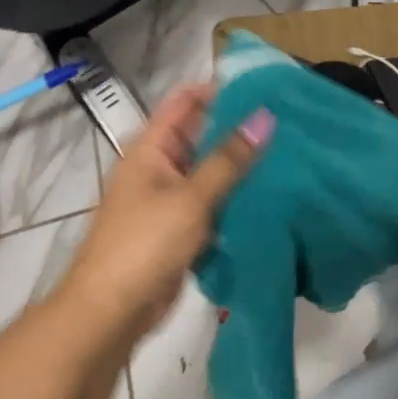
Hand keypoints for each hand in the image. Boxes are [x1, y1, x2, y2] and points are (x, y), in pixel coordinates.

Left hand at [56, 83, 273, 338]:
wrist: (109, 314)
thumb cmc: (143, 245)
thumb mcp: (190, 198)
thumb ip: (229, 159)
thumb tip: (264, 117)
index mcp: (151, 149)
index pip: (186, 102)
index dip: (220, 88)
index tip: (263, 84)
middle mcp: (158, 167)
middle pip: (201, 135)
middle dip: (238, 128)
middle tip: (287, 119)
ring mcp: (168, 199)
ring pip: (210, 171)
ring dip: (240, 165)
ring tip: (288, 151)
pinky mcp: (179, 229)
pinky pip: (212, 203)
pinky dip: (235, 198)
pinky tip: (270, 194)